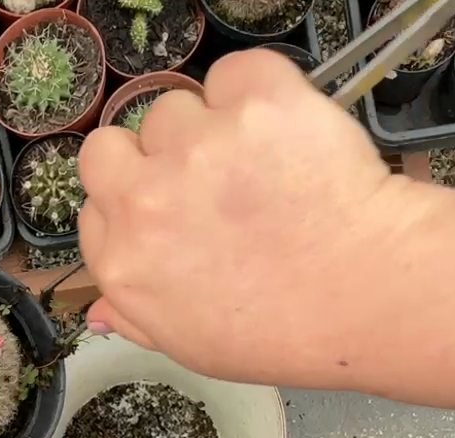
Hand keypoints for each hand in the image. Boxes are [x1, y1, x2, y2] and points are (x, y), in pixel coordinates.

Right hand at [78, 51, 454, 409]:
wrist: (360, 296)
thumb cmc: (277, 334)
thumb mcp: (189, 346)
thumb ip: (134, 318)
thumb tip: (98, 310)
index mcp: (124, 264)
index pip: (93, 211)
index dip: (130, 211)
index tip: (166, 219)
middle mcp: (144, 201)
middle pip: (106, 148)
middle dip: (142, 161)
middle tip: (193, 183)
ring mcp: (198, 146)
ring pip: (173, 109)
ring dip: (204, 130)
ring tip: (254, 166)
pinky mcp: (255, 102)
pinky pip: (234, 73)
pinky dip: (255, 94)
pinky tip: (281, 136)